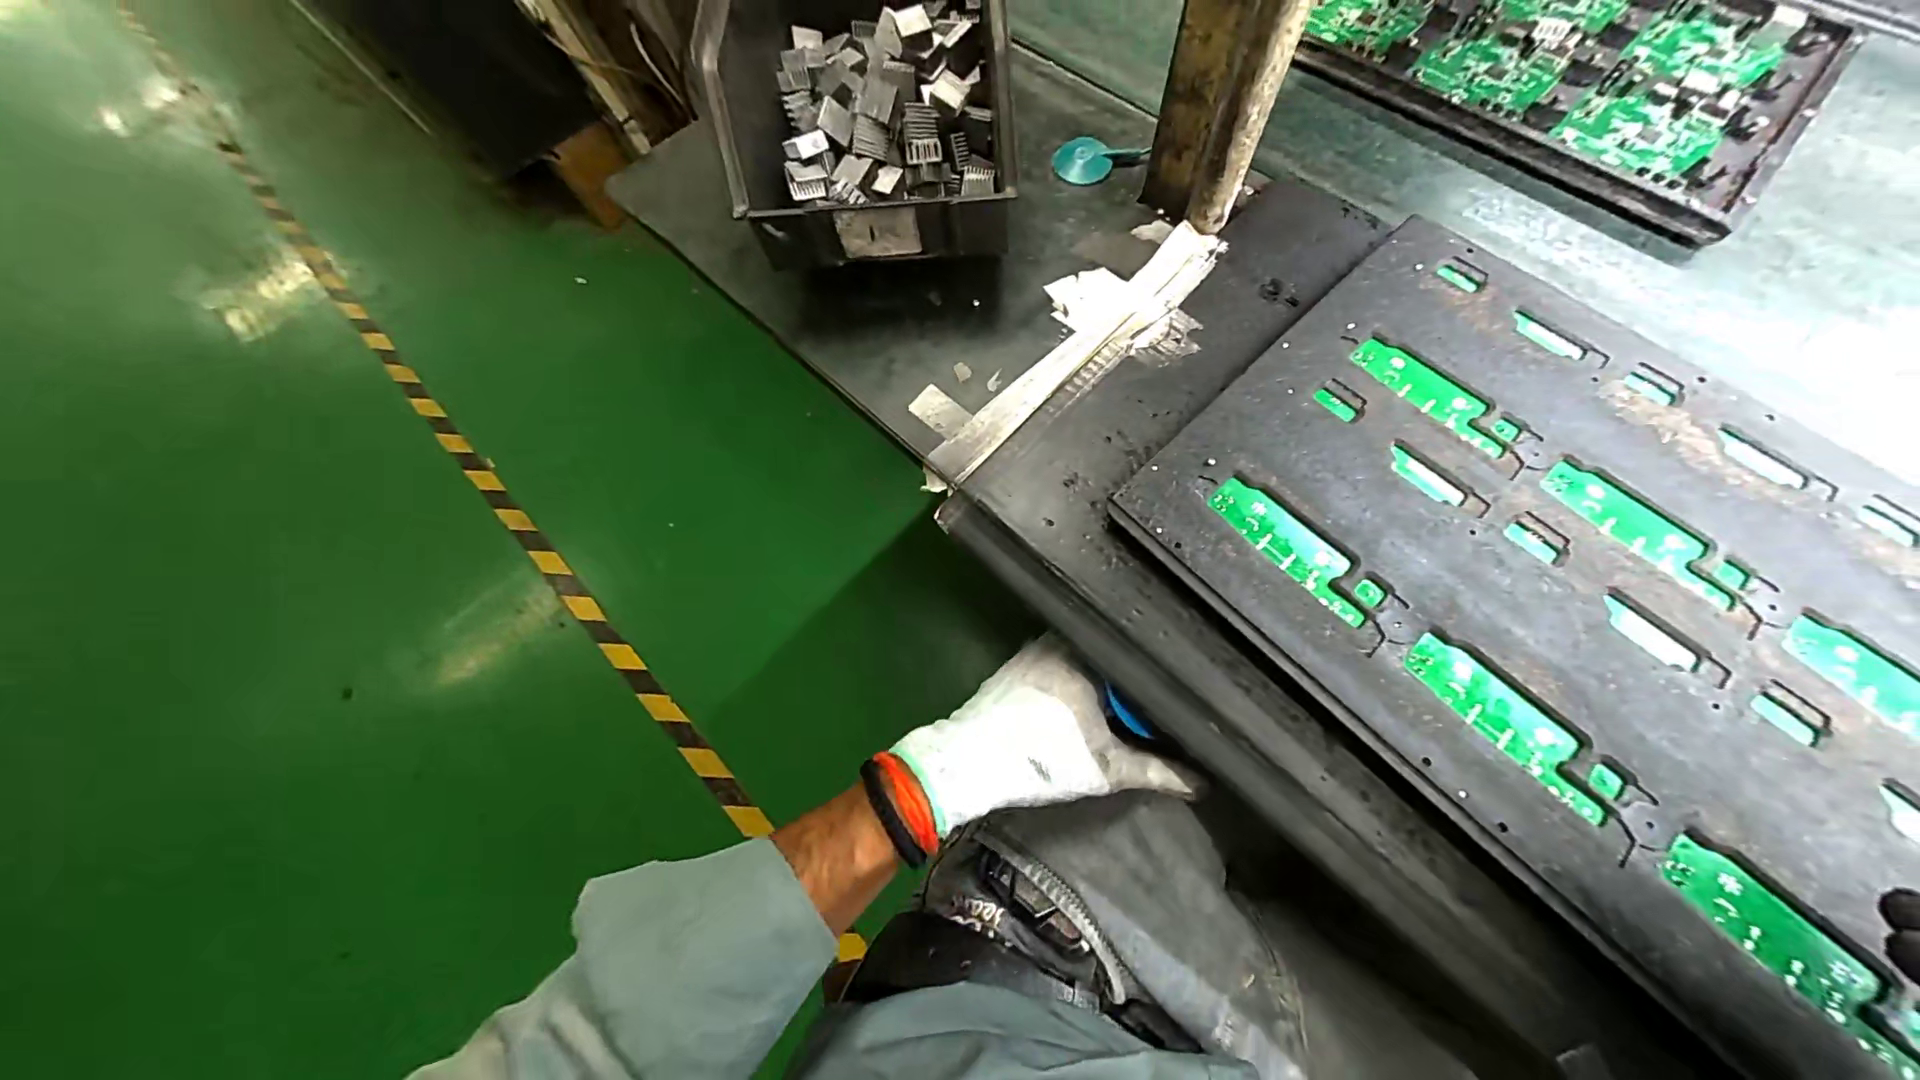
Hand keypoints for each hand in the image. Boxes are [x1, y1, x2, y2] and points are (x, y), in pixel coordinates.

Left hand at [886, 635, 1198, 839]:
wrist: (968, 761)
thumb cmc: (1040, 759)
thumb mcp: (1106, 769)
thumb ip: (1158, 770)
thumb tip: (1202, 782)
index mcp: (1089, 655)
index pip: (1139, 660)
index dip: (1158, 686)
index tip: (1172, 705)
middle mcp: (1061, 640)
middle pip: (1112, 658)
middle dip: (1131, 684)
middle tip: (1149, 712)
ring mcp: (1035, 648)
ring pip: (1085, 659)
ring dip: (1102, 682)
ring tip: (1121, 709)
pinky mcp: (1018, 663)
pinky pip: (1060, 662)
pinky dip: (1076, 680)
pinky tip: (1082, 704)